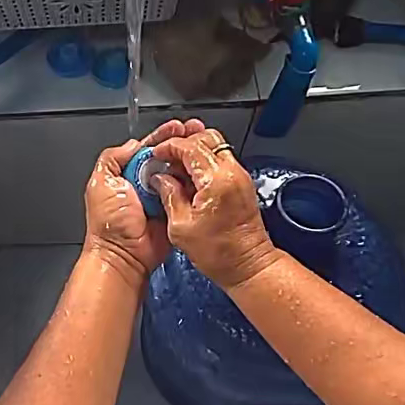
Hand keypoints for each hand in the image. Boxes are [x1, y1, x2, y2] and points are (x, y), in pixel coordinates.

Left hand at [83, 118, 205, 282]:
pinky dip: (193, 183)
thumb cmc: (108, 225)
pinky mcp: (176, 210)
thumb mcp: (101, 182)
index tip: (177, 127)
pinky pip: (188, 192)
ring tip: (200, 147)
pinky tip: (201, 171)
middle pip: (168, 157)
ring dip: (190, 161)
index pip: (148, 148)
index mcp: (128, 174)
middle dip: (182, 144)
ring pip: (180, 172)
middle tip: (195, 132)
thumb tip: (133, 143)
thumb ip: (113, 157)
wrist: (123, 254)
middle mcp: (146, 183)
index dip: (163, 136)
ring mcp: (162, 196)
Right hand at [149, 128, 282, 288]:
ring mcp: (239, 177)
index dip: (168, 147)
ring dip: (193, 151)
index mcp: (216, 180)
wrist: (248, 266)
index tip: (155, 154)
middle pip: (205, 138)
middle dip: (182, 143)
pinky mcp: (241, 184)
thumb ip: (169, 195)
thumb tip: (160, 179)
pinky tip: (189, 178)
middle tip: (165, 156)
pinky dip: (203, 162)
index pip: (189, 146)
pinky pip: (220, 161)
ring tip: (175, 167)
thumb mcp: (181, 226)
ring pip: (214, 146)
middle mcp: (232, 172)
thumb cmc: (220, 253)